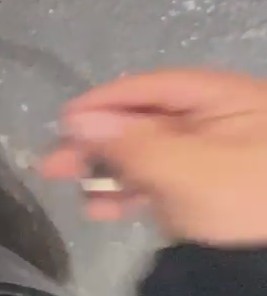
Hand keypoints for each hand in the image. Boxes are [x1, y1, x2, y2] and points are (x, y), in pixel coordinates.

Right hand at [42, 69, 266, 247]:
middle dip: (95, 144)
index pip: (157, 86)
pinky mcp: (203, 181)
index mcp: (233, 102)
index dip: (106, 100)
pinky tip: (103, 210)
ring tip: (75, 193)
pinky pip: (155, 175)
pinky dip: (124, 190)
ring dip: (102, 172)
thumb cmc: (243, 199)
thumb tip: (76, 120)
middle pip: (144, 120)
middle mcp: (225, 119)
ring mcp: (214, 152)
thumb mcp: (181, 169)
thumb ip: (126, 141)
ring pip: (142, 151)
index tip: (62, 122)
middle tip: (52, 166)